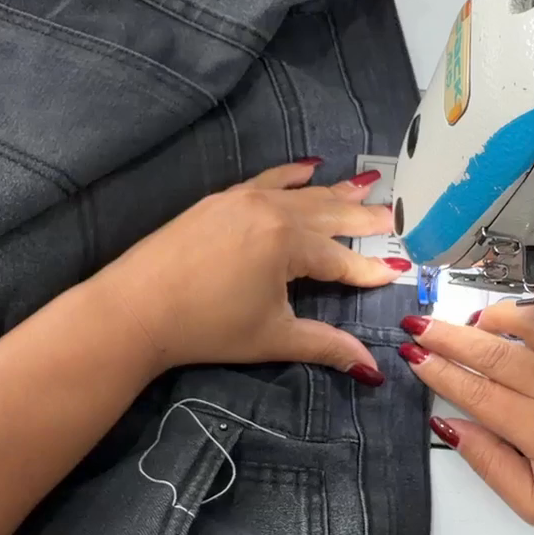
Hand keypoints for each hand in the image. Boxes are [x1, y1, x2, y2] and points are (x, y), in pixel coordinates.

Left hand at [91, 160, 402, 378]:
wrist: (134, 308)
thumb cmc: (206, 328)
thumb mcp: (272, 337)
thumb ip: (326, 345)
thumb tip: (372, 367)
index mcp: (287, 243)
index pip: (340, 259)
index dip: (369, 269)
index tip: (399, 270)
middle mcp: (270, 211)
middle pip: (327, 215)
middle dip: (362, 220)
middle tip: (393, 217)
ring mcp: (242, 199)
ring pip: (300, 194)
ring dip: (334, 194)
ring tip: (366, 187)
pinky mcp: (219, 200)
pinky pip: (266, 180)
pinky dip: (291, 175)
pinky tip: (308, 167)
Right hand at [399, 300, 533, 534]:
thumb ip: (489, 463)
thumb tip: (448, 425)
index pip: (477, 391)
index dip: (439, 371)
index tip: (412, 353)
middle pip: (496, 352)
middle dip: (450, 336)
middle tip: (419, 325)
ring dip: (497, 316)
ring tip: (473, 323)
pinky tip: (523, 318)